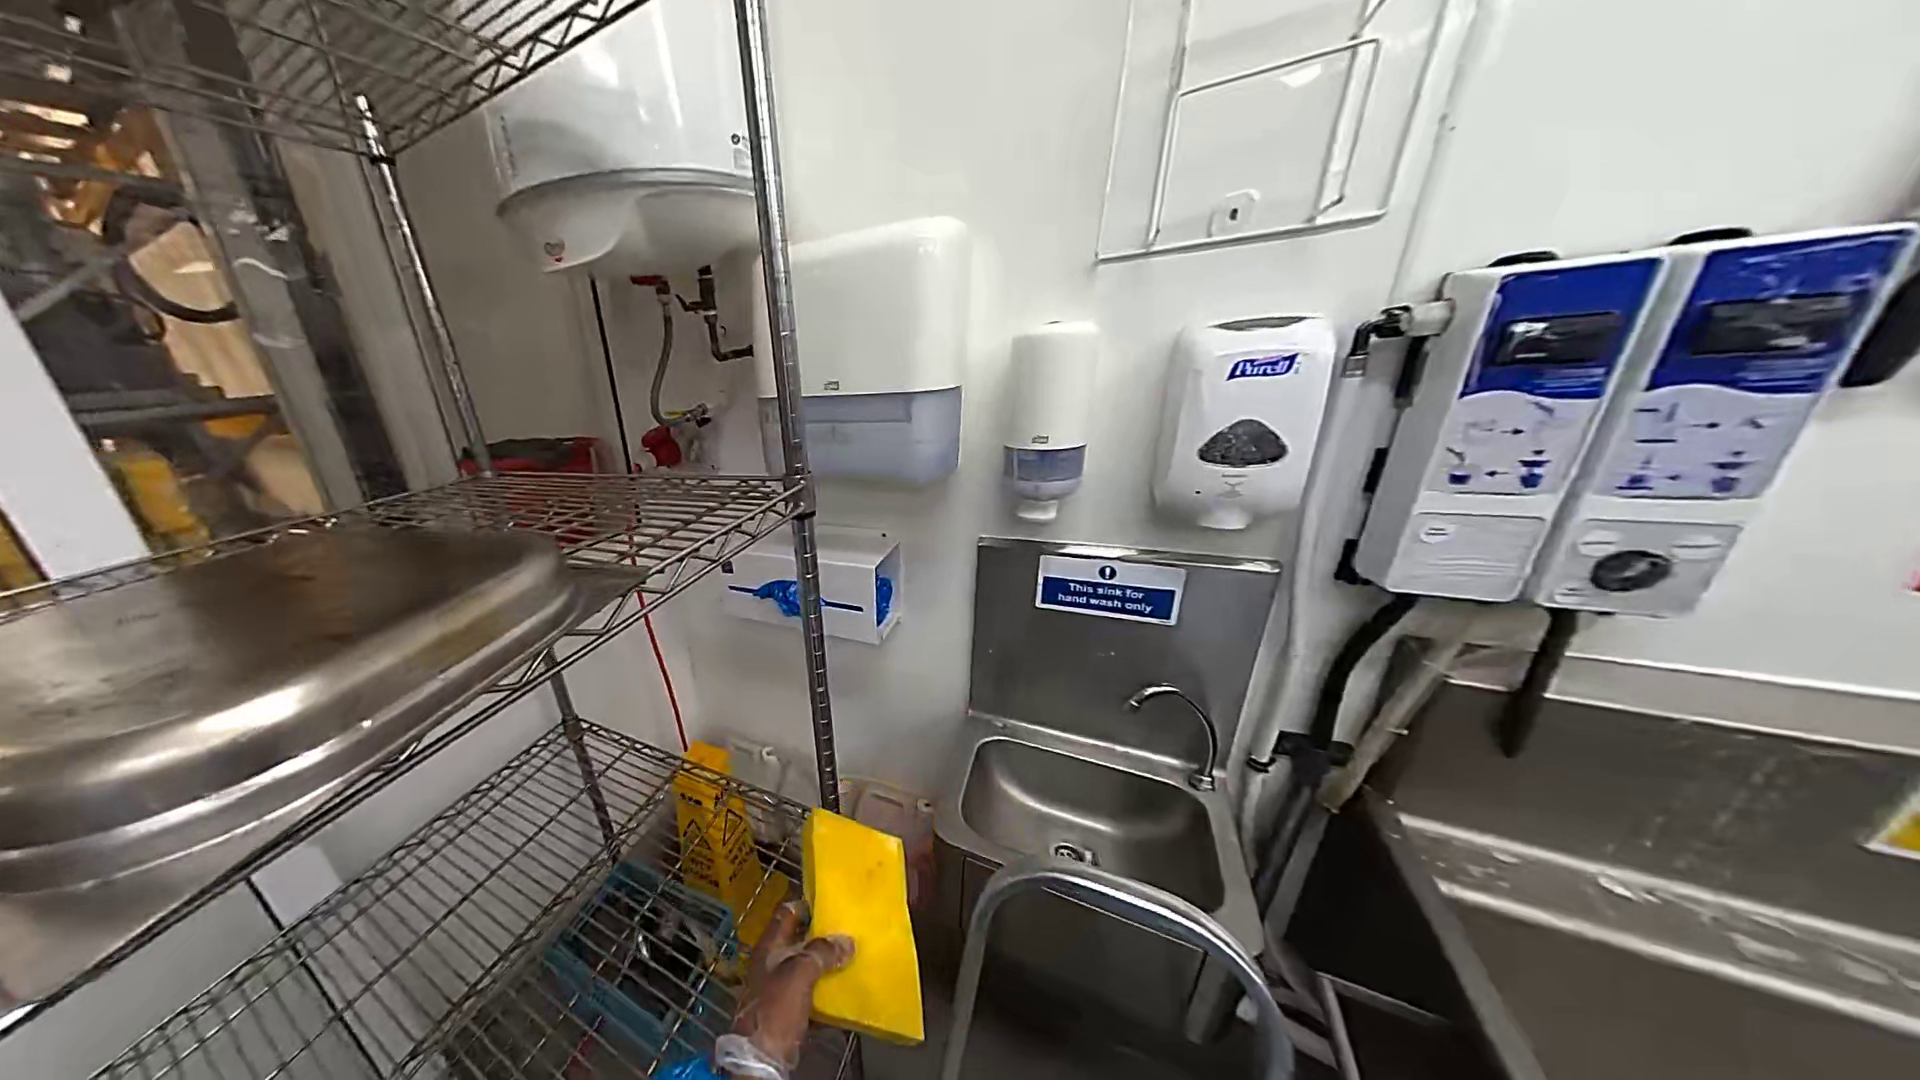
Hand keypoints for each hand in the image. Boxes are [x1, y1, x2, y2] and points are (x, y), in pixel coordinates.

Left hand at [729, 900, 853, 1072]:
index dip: (806, 903)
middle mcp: (772, 963)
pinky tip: (845, 984)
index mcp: (768, 948)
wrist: (760, 1062)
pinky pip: (812, 990)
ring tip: (851, 952)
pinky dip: (826, 986)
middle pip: (799, 939)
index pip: (786, 913)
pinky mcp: (789, 1010)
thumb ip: (822, 952)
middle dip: (822, 933)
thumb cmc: (775, 1009)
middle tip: (848, 925)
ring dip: (827, 960)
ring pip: (807, 964)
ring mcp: (779, 987)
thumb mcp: (799, 972)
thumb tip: (847, 941)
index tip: (831, 899)